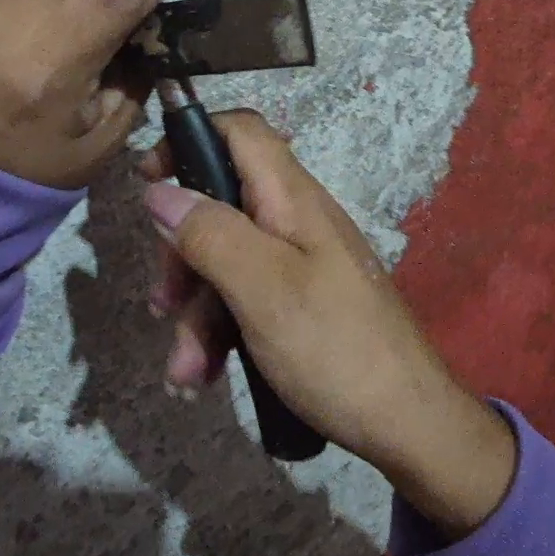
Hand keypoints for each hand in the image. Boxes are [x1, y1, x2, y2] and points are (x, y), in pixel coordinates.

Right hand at [138, 111, 517, 538]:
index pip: (242, 132)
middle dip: (182, 257)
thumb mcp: (262, 288)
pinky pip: (244, 303)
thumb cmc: (334, 347)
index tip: (147, 177)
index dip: (192, 138)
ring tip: (186, 374)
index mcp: (293, 199)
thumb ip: (211, 234)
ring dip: (196, 315)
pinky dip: (219, 335)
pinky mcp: (300, 306)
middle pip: (220, 208)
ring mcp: (299, 266)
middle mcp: (296, 223)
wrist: (406, 423)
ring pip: (225, 266)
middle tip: (163, 304)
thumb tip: (159, 190)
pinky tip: (203, 379)